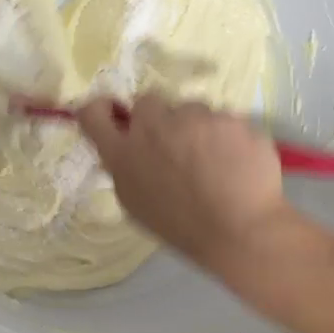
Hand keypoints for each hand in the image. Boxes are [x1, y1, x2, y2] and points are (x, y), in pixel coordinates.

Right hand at [76, 96, 293, 272]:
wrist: (240, 232)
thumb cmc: (181, 227)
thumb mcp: (135, 203)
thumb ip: (125, 167)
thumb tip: (128, 147)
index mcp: (122, 154)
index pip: (93, 113)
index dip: (103, 107)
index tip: (115, 113)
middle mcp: (151, 129)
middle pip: (147, 101)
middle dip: (160, 116)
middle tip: (176, 142)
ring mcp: (192, 120)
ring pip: (191, 108)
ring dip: (197, 126)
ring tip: (214, 158)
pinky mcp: (227, 118)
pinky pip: (224, 119)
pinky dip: (229, 136)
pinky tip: (237, 160)